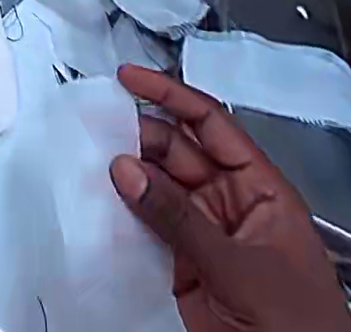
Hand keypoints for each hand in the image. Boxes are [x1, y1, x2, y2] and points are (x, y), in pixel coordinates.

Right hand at [109, 65, 350, 331]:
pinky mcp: (178, 261)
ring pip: (154, 183)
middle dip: (137, 136)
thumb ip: (180, 220)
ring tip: (90, 164)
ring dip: (124, 173)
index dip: (170, 94)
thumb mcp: (245, 272)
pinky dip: (119, 210)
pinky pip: (143, 221)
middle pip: (174, 148)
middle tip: (99, 134)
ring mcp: (202, 231)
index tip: (129, 77)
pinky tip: (98, 202)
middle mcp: (228, 201)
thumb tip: (124, 168)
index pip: (210, 123)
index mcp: (260, 190)